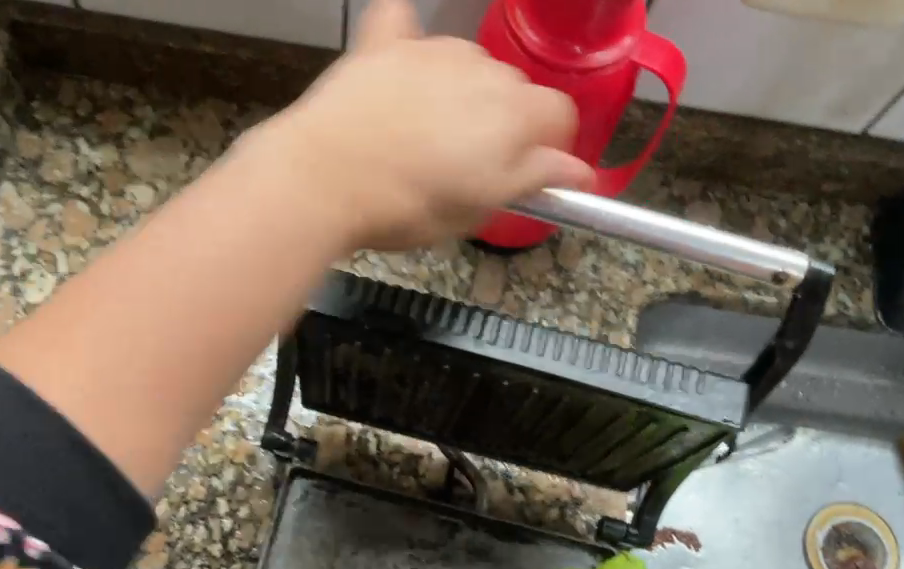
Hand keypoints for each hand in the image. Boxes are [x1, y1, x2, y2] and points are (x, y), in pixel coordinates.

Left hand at [240, 0, 592, 251]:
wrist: (326, 180)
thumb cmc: (407, 206)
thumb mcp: (479, 208)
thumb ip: (534, 179)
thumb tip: (577, 172)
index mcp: (514, 113)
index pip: (559, 116)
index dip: (550, 148)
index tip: (529, 173)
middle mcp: (482, 68)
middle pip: (512, 90)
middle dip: (500, 124)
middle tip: (466, 170)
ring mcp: (432, 50)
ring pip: (466, 65)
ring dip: (458, 95)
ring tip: (422, 141)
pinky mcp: (385, 41)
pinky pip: (404, 24)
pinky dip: (407, 43)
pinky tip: (400, 68)